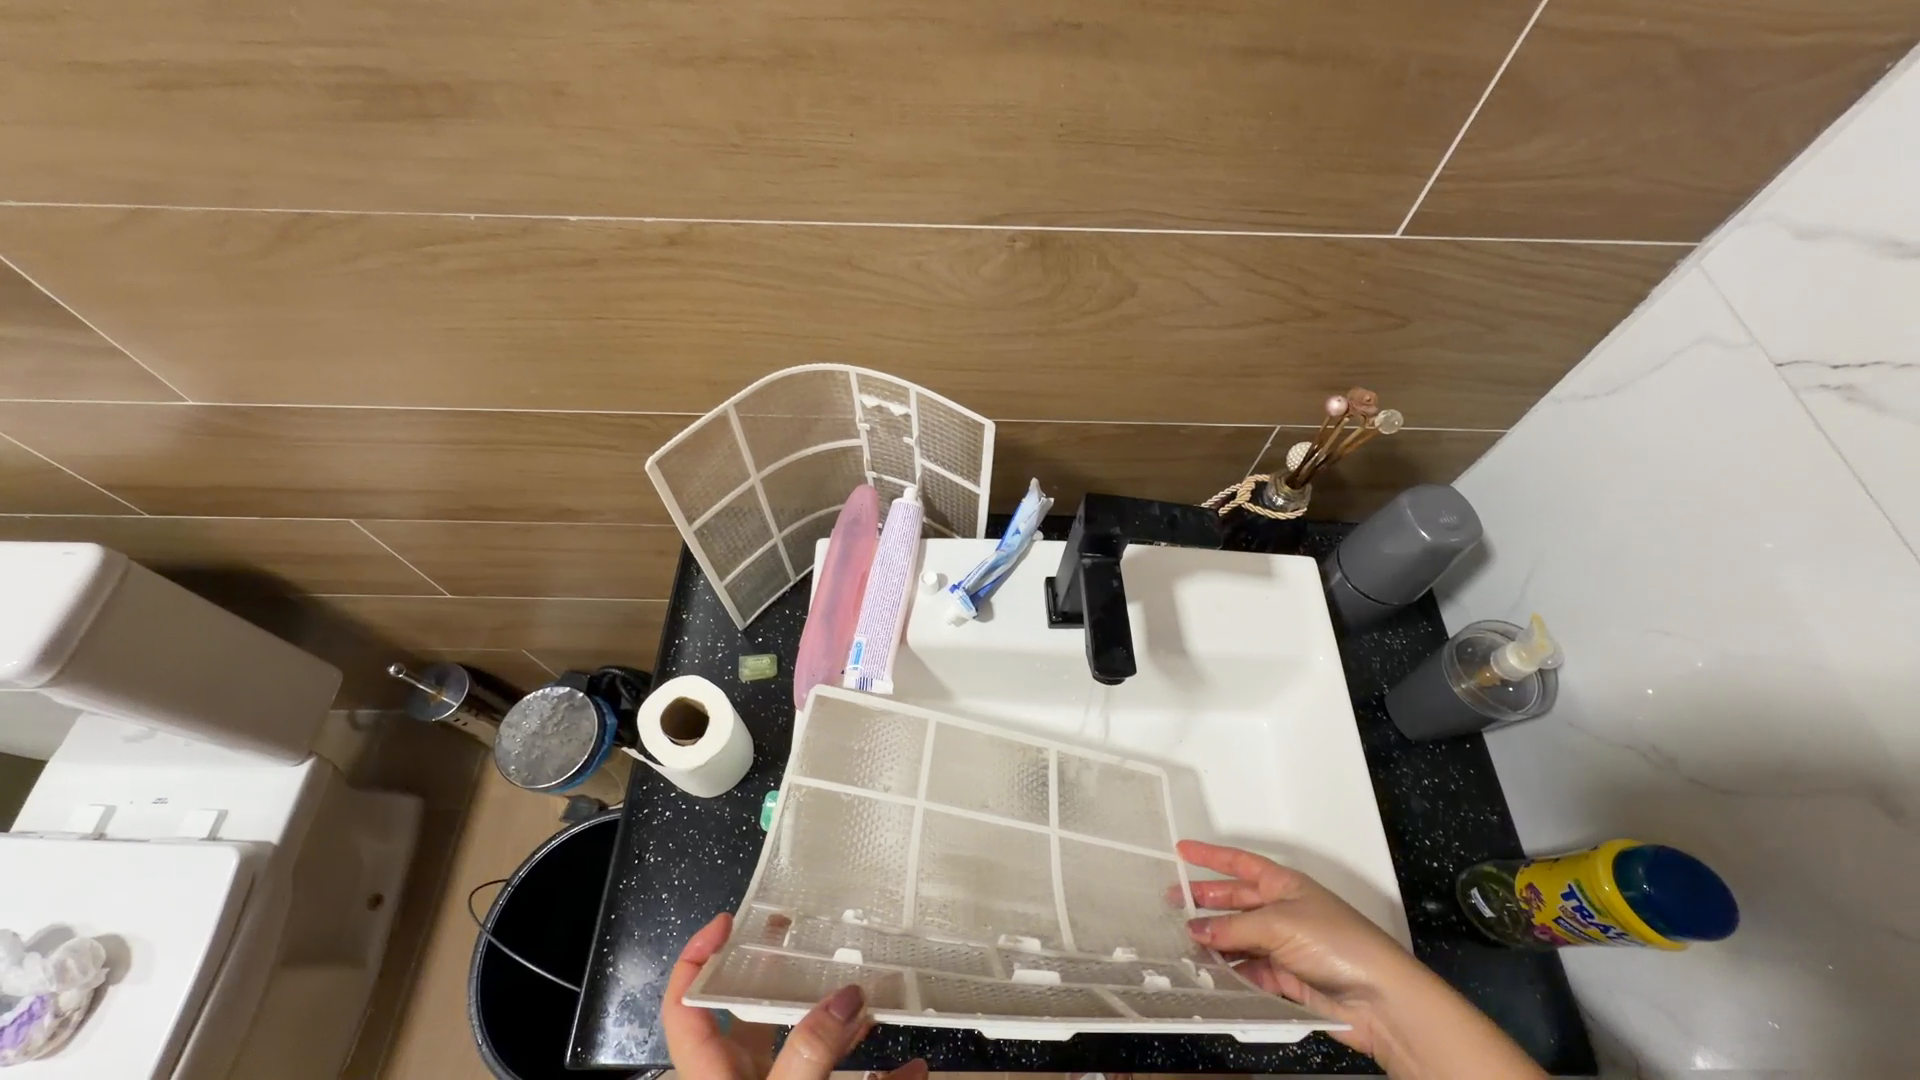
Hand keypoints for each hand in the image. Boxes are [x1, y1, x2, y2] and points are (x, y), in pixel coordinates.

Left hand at [663, 913, 927, 1079]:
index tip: (730, 920)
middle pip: (757, 1015)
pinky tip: (911, 1070)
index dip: (700, 958)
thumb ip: (808, 1053)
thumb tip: (847, 995)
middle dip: (790, 977)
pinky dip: (880, 1079)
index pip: (687, 1005)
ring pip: (808, 1050)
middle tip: (815, 938)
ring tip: (875, 997)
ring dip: (844, 1025)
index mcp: (712, 1072)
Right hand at [1179, 840, 1422, 1055]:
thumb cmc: (1335, 944)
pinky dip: (1231, 972)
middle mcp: (1282, 910)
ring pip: (1238, 937)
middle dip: (1204, 901)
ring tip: (1184, 944)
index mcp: (1284, 884)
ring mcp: (1285, 944)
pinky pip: (1250, 969)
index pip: (1240, 863)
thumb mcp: (1278, 924)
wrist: (1380, 1000)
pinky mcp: (1288, 977)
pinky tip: (1212, 974)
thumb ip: (1232, 927)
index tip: (1180, 850)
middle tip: (1171, 903)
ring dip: (1215, 940)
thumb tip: (1195, 929)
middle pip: (1235, 901)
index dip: (1210, 856)